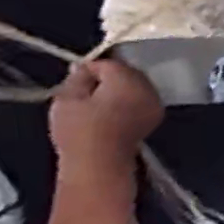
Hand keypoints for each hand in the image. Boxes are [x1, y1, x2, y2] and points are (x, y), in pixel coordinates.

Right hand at [48, 60, 162, 180]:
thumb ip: (77, 79)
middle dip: (109, 75)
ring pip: (138, 84)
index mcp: (128, 81)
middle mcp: (148, 88)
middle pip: (129, 72)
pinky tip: (113, 109)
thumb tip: (82, 66)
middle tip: (85, 87)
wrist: (100, 159)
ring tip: (97, 99)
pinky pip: (143, 97)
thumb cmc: (79, 129)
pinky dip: (130, 98)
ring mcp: (155, 101)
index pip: (111, 64)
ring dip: (121, 87)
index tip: (75, 77)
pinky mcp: (156, 114)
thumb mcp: (67, 100)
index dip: (91, 68)